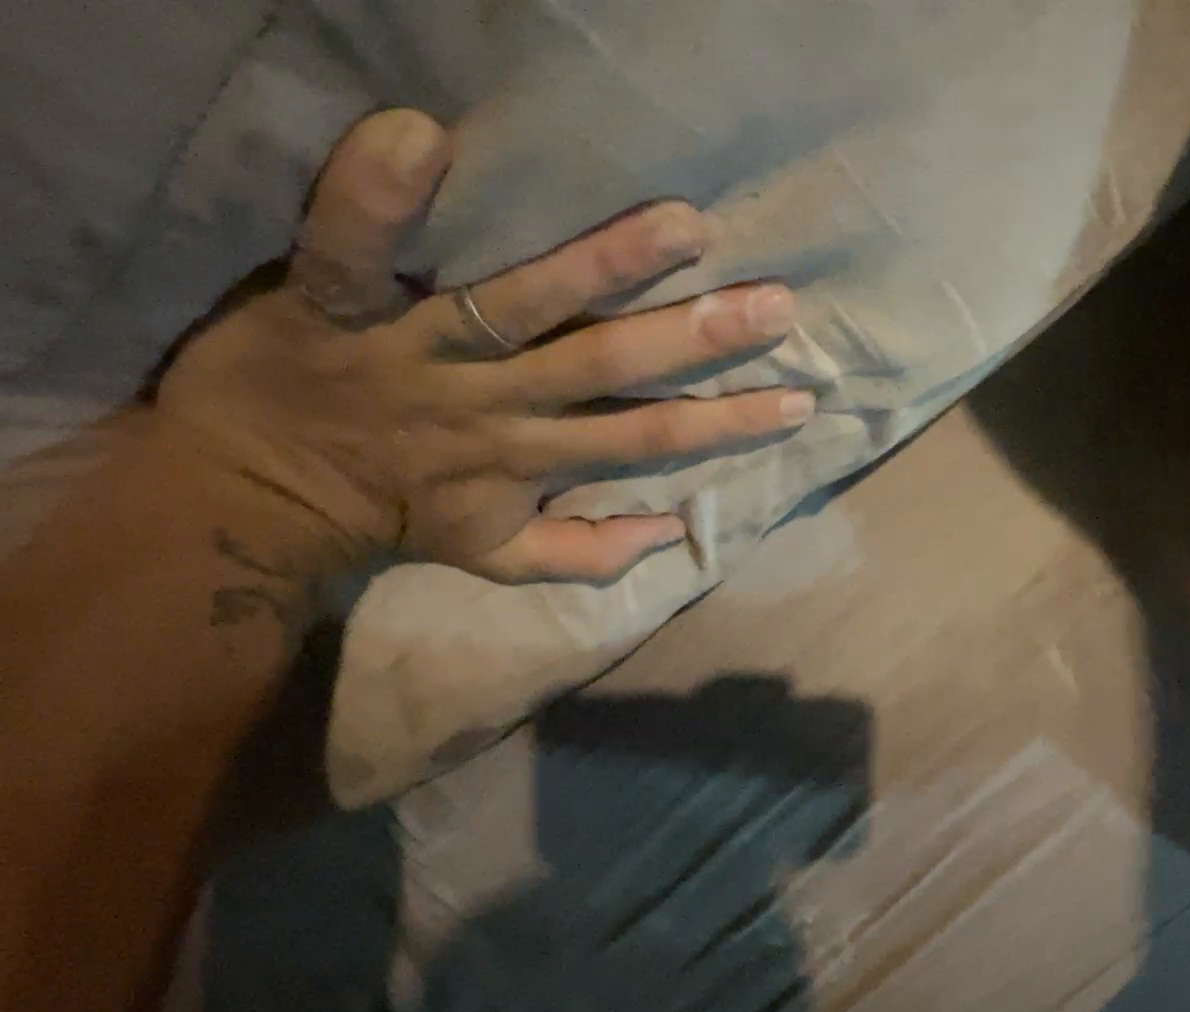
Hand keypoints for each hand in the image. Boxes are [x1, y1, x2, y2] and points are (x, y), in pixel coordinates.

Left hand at [153, 109, 813, 583]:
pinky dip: (377, 195)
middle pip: (607, 366)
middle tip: (774, 304)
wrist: (248, 500)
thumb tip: (675, 530)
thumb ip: (586, 552)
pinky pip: (350, 245)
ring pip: (520, 304)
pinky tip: (423, 136)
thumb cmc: (394, 513)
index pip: (649, 438)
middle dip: (696, 337)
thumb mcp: (497, 555)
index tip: (799, 399)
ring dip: (602, 265)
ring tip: (682, 225)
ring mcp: (416, 349)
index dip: (727, 422)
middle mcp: (491, 402)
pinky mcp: (333, 303)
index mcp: (531, 460)